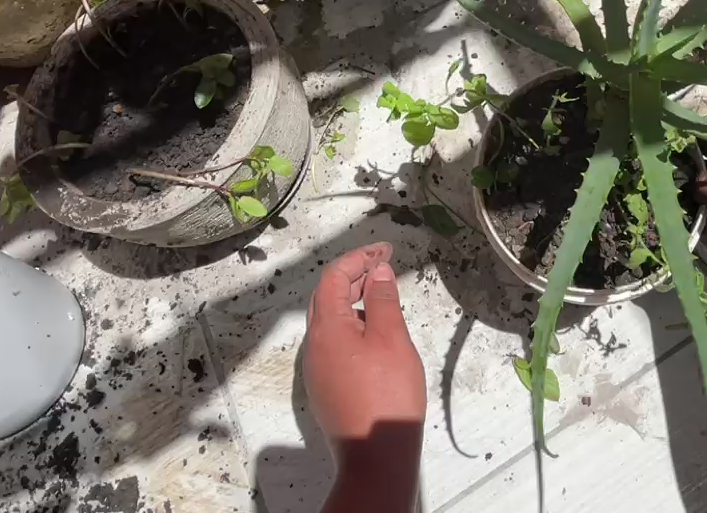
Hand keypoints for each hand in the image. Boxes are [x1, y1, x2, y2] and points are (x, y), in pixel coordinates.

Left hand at [303, 243, 425, 491]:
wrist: (376, 457)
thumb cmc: (387, 392)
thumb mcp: (391, 337)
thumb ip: (383, 299)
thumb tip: (378, 272)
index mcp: (326, 328)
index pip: (334, 277)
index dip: (359, 257)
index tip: (385, 250)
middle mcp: (314, 345)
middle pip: (327, 296)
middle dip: (354, 275)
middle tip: (384, 265)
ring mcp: (317, 368)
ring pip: (330, 319)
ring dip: (353, 298)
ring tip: (382, 292)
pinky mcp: (326, 386)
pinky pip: (334, 341)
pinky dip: (352, 322)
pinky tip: (375, 330)